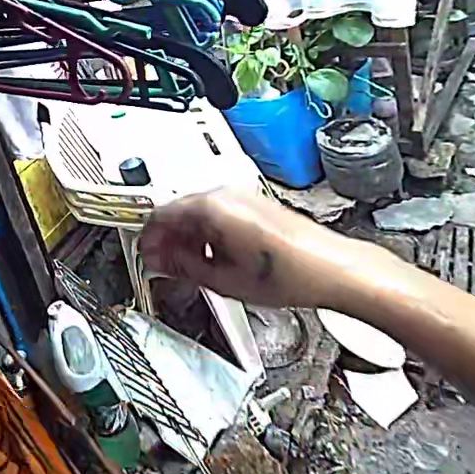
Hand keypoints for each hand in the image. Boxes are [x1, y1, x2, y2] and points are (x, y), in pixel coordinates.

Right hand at [140, 188, 355, 308]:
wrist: (330, 268)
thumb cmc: (287, 272)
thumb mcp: (221, 279)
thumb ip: (182, 266)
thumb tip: (160, 260)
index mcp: (210, 206)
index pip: (161, 214)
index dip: (148, 238)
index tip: (144, 256)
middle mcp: (224, 194)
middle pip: (178, 210)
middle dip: (167, 239)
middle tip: (161, 265)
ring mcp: (241, 197)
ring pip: (198, 212)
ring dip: (186, 237)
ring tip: (186, 267)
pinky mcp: (254, 204)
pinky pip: (218, 213)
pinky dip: (207, 233)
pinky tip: (212, 257)